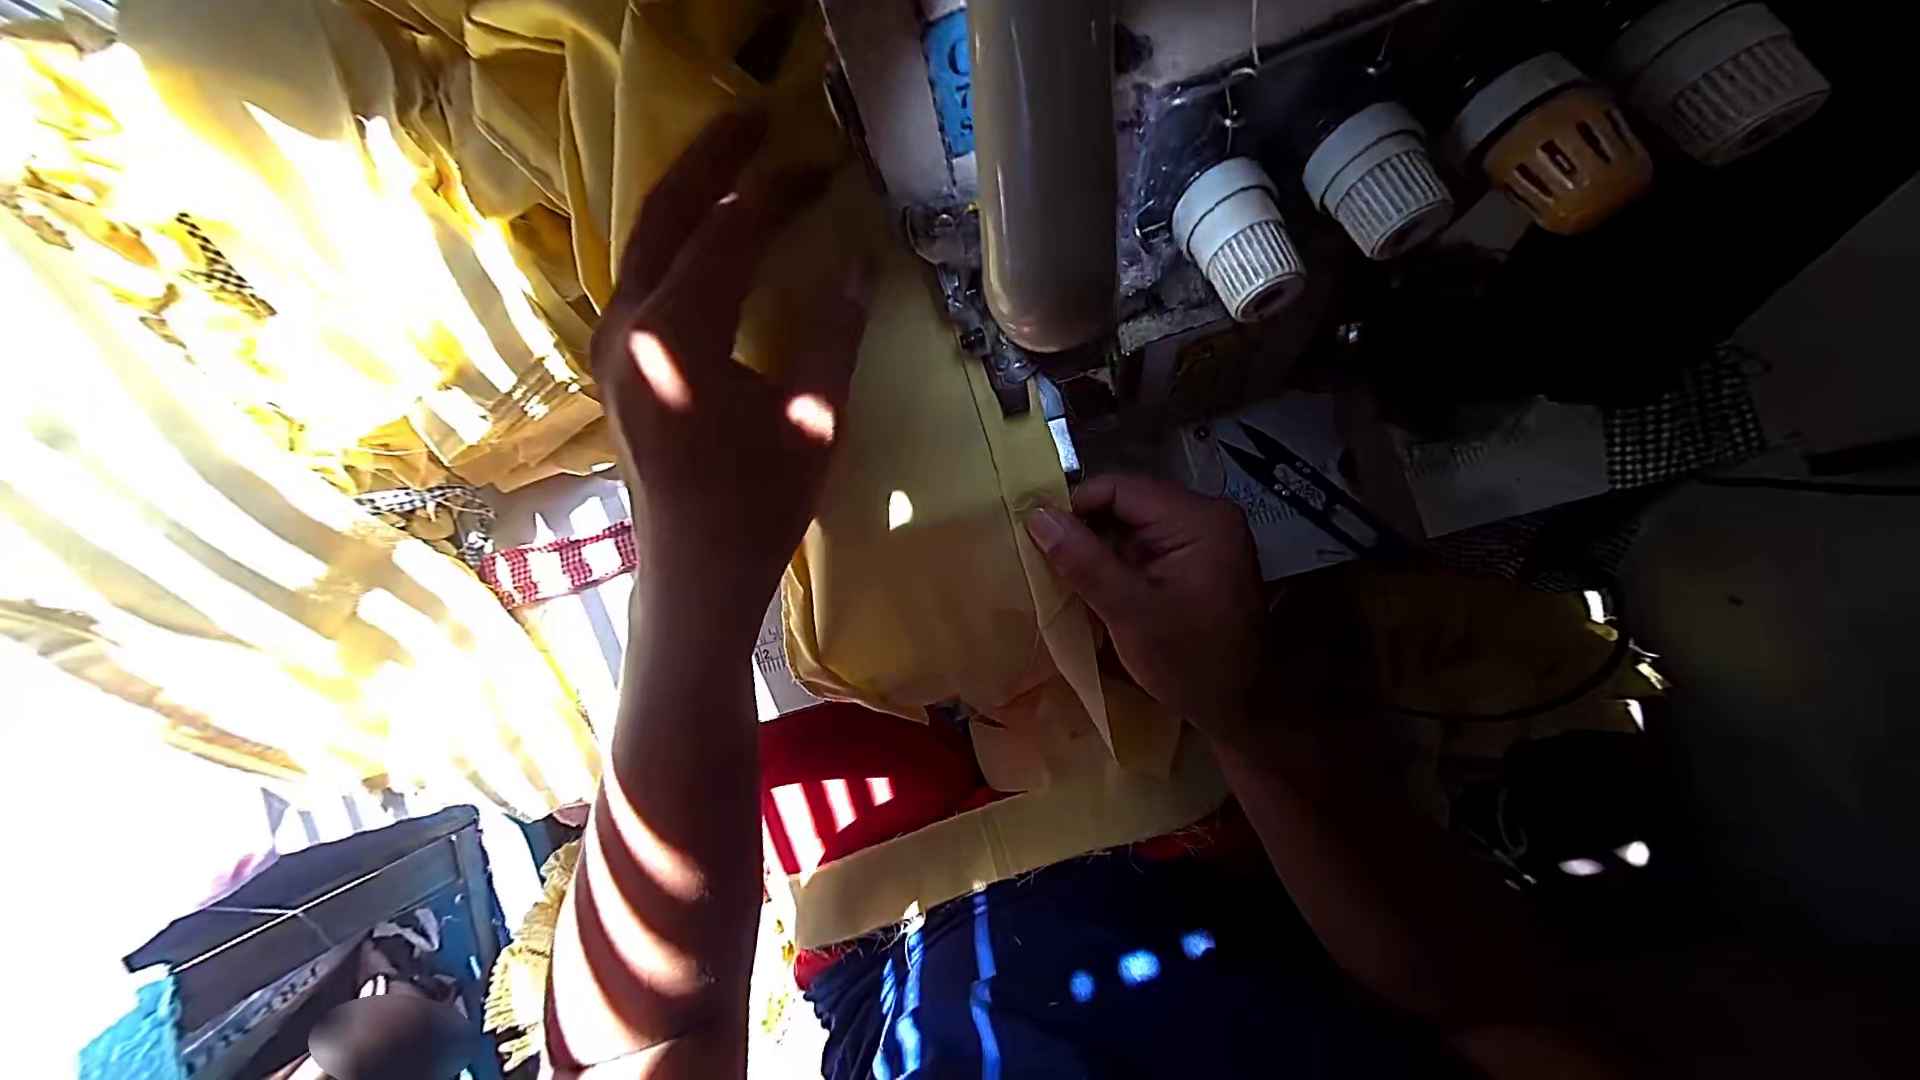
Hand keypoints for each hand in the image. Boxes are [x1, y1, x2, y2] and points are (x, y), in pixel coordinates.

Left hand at [590, 109, 875, 627]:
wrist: (699, 570)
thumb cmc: (760, 506)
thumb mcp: (813, 419)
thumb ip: (834, 334)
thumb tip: (861, 267)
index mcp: (676, 337)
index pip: (730, 236)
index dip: (778, 196)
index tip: (823, 171)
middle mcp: (626, 327)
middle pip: (666, 215)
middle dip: (714, 161)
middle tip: (757, 118)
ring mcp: (610, 346)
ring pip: (645, 244)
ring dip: (689, 199)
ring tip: (733, 166)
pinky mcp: (615, 366)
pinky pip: (641, 280)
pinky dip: (676, 246)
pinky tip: (704, 240)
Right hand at [1024, 475, 1263, 736]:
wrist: (1239, 709)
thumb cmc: (1192, 664)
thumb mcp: (1131, 613)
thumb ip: (1084, 562)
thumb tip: (1036, 516)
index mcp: (1198, 519)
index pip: (1119, 489)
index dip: (1073, 507)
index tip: (1036, 538)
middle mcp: (1200, 517)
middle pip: (1120, 505)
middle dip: (1081, 532)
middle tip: (1043, 561)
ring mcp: (1194, 539)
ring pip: (1123, 527)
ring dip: (1091, 551)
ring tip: (1060, 577)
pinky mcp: (1185, 560)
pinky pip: (1135, 548)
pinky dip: (1108, 566)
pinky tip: (1087, 588)